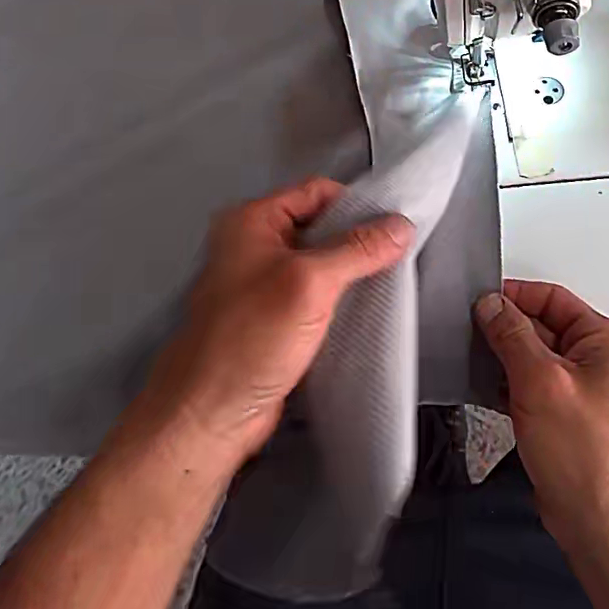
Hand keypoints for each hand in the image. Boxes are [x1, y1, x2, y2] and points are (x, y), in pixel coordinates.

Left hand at [123, 177, 413, 466]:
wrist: (210, 417)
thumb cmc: (245, 341)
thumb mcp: (309, 284)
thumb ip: (357, 250)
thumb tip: (398, 227)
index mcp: (251, 221)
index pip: (315, 191)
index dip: (354, 203)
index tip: (388, 224)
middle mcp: (253, 246)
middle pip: (320, 226)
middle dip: (356, 239)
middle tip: (391, 253)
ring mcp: (262, 284)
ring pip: (319, 263)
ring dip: (349, 272)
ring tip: (382, 281)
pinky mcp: (273, 318)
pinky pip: (314, 295)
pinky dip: (338, 298)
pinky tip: (361, 310)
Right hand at [475, 284, 608, 608]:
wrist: (607, 532)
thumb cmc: (596, 464)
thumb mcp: (541, 381)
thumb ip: (511, 335)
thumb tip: (491, 305)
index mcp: (608, 342)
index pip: (554, 297)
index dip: (516, 295)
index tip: (482, 301)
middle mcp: (601, 363)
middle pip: (543, 326)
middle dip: (507, 332)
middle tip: (475, 334)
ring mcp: (585, 391)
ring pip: (535, 358)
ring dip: (506, 361)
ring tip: (481, 365)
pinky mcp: (569, 417)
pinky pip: (533, 386)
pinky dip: (510, 386)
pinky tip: (490, 391)